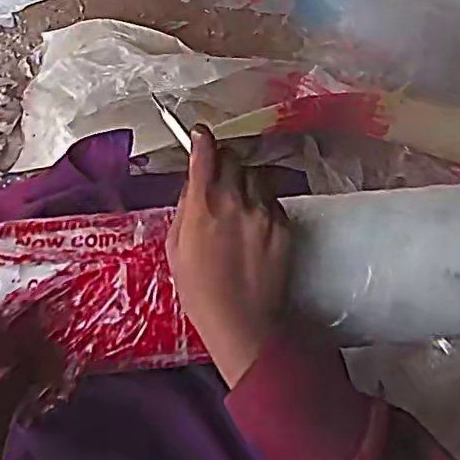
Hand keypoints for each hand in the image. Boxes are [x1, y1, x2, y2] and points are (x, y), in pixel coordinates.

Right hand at [166, 125, 291, 386]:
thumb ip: (185, 208)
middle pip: (232, 157)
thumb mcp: (176, 247)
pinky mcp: (284, 225)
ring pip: (254, 176)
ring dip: (244, 183)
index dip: (201, 138)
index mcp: (204, 203)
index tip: (199, 134)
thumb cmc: (201, 291)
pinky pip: (271, 200)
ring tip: (238, 207)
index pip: (205, 151)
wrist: (244, 326)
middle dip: (223, 162)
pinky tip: (253, 227)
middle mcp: (235, 200)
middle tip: (218, 179)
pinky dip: (262, 205)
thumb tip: (193, 185)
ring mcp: (263, 211)